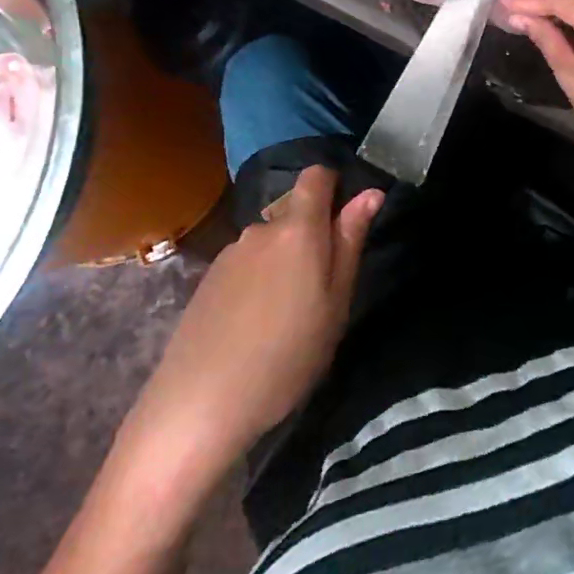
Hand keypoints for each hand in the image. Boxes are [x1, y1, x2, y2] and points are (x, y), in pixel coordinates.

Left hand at [122, 166, 382, 468]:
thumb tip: (370, 192)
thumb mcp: (335, 303)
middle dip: (311, 237)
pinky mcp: (209, 275)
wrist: (204, 398)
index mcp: (298, 229)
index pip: (315, 176)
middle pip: (292, 213)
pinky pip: (246, 264)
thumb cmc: (289, 355)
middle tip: (322, 291)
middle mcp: (260, 228)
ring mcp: (230, 251)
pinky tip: (254, 324)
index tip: (345, 219)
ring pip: (269, 242)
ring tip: (287, 316)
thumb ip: (350, 242)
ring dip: (283, 262)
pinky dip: (258, 280)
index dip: (334, 185)